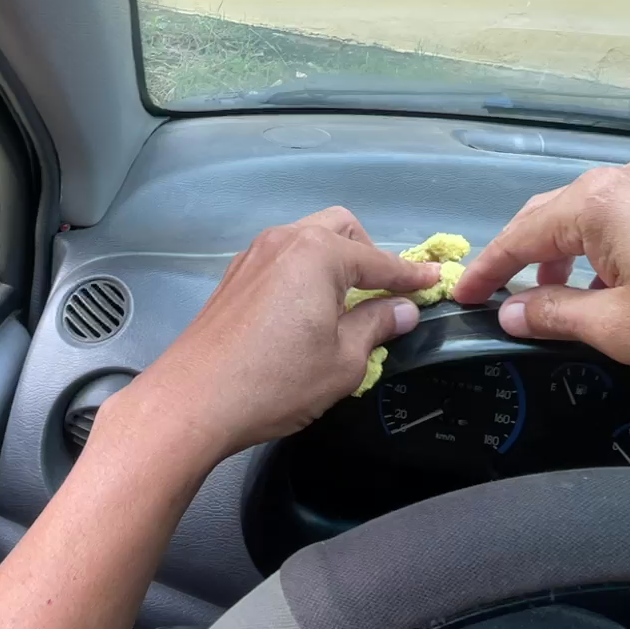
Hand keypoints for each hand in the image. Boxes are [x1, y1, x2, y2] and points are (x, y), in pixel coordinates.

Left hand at [108, 207, 439, 464]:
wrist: (193, 399)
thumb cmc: (277, 381)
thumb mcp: (344, 361)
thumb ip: (377, 326)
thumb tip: (404, 309)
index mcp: (318, 253)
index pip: (379, 260)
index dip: (411, 275)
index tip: (436, 281)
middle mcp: (284, 240)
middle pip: (341, 229)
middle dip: (369, 254)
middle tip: (382, 294)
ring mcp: (253, 255)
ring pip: (307, 240)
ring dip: (335, 261)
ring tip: (344, 305)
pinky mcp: (234, 276)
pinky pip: (282, 258)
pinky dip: (305, 271)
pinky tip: (305, 310)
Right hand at [452, 158, 629, 394]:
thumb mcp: (626, 330)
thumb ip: (557, 316)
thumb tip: (512, 311)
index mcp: (601, 203)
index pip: (521, 234)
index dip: (488, 269)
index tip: (463, 298)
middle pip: (556, 217)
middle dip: (528, 260)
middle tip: (511, 300)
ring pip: (598, 219)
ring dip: (573, 259)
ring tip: (572, 304)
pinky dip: (614, 252)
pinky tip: (628, 288)